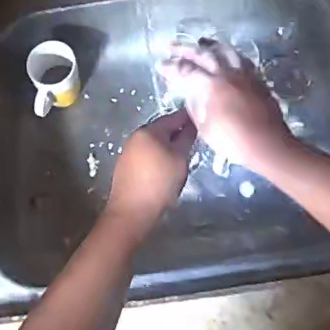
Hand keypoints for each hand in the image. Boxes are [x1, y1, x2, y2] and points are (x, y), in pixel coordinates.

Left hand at [105, 108, 196, 228]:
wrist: (132, 212)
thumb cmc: (159, 183)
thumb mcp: (179, 159)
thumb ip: (186, 139)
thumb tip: (192, 125)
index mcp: (148, 130)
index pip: (173, 117)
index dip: (189, 117)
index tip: (203, 119)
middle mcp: (136, 136)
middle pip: (162, 129)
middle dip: (178, 132)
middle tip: (196, 138)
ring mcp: (129, 151)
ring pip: (154, 142)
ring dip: (169, 145)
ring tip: (184, 154)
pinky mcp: (126, 166)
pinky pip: (147, 154)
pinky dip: (159, 156)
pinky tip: (167, 166)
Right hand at [157, 38, 293, 165]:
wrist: (268, 144)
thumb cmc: (233, 141)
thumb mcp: (205, 127)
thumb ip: (195, 105)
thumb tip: (190, 92)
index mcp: (211, 84)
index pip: (186, 69)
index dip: (171, 66)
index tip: (160, 65)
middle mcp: (227, 73)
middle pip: (204, 53)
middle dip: (185, 48)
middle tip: (171, 46)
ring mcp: (244, 74)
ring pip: (225, 51)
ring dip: (210, 45)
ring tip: (200, 42)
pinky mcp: (257, 79)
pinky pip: (241, 59)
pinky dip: (229, 54)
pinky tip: (227, 56)